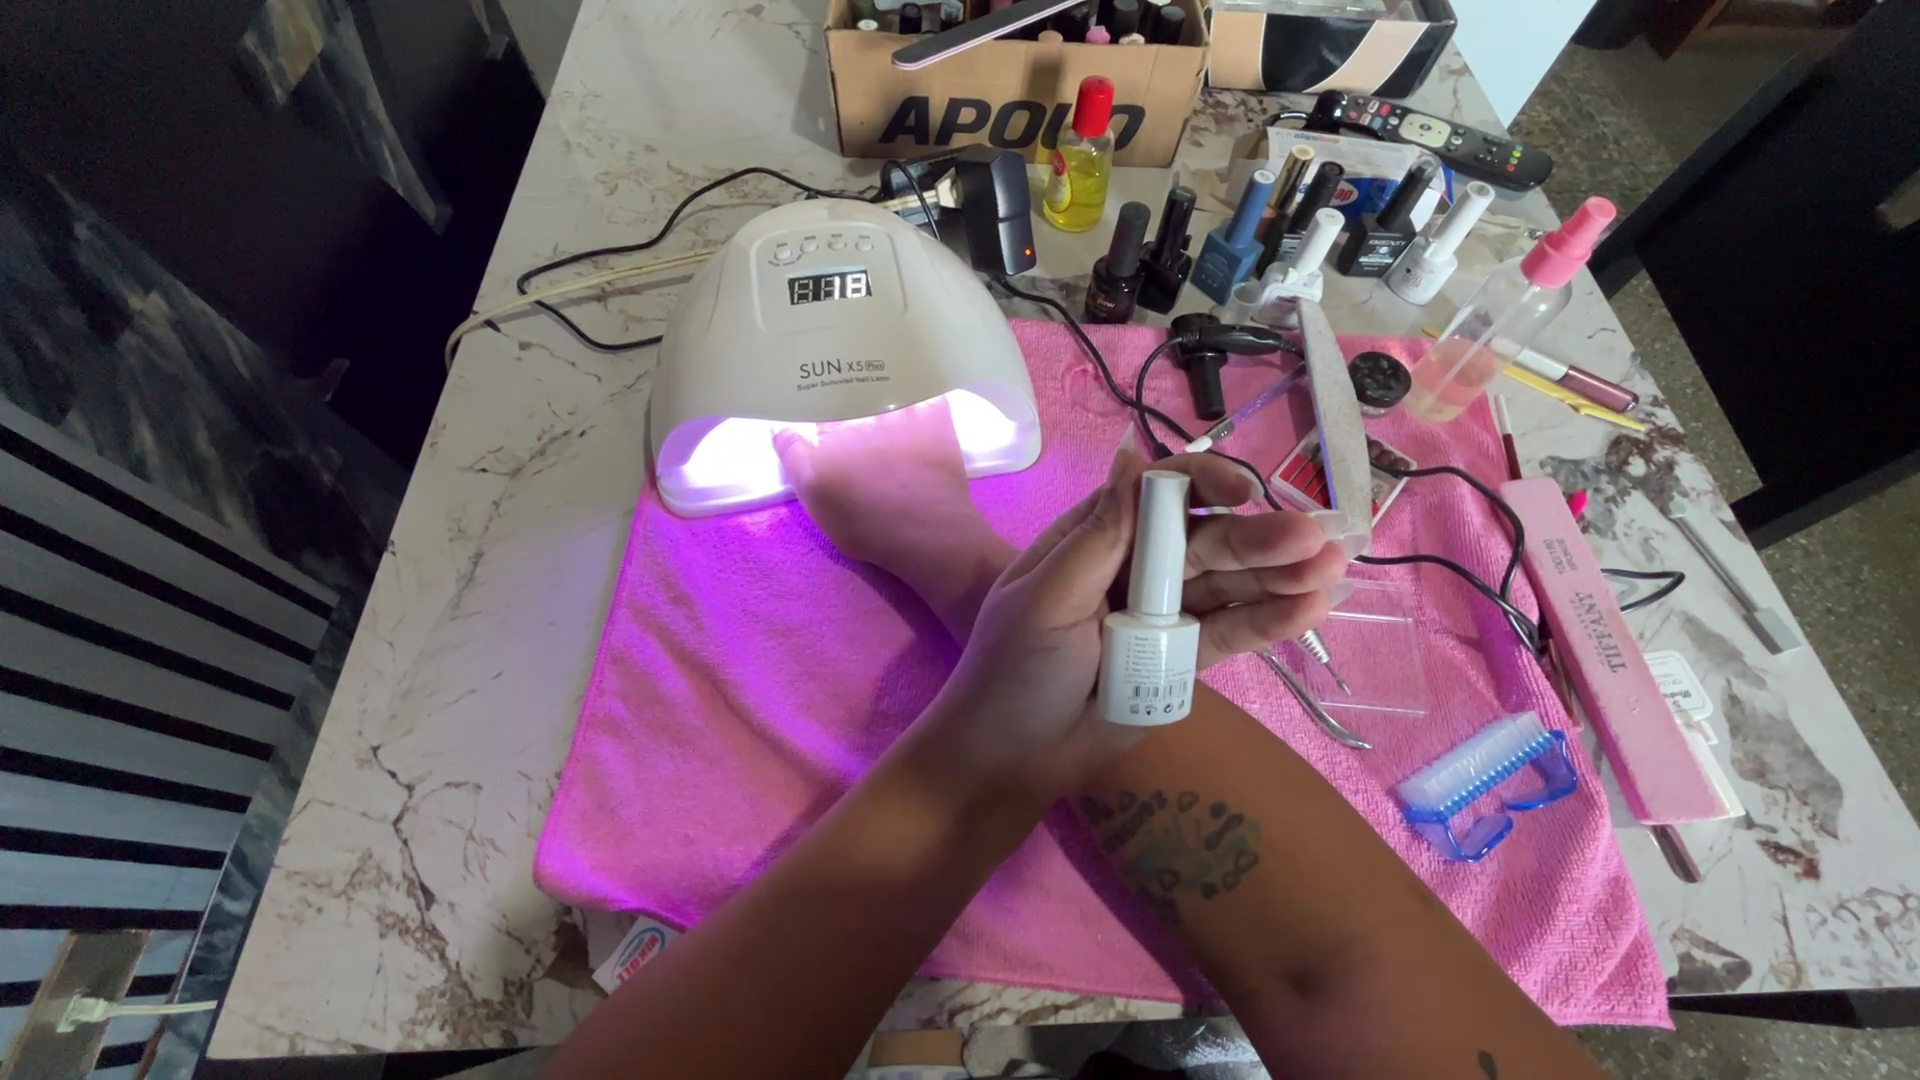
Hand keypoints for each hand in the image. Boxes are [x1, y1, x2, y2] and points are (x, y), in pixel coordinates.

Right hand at [773, 397, 998, 567]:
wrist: (927, 533)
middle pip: (851, 395)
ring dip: (883, 388)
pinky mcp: (935, 412)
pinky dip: (921, 390)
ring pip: (886, 386)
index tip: (830, 426)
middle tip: (860, 418)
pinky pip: (925, 389)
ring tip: (887, 403)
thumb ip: (792, 455)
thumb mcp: (813, 496)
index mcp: (831, 429)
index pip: (819, 408)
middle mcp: (864, 410)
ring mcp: (902, 408)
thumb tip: (778, 426)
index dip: (823, 416)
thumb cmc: (865, 523)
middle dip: (851, 398)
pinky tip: (919, 401)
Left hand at [900, 441, 1348, 803]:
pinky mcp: (1182, 660)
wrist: (1013, 760)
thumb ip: (1099, 535)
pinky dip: (1269, 621)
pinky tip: (1312, 607)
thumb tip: (1133, 454)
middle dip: (1257, 537)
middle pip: (1204, 541)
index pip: (1157, 496)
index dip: (1202, 486)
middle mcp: (1134, 569)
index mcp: (1093, 540)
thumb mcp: (1047, 598)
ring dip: (1279, 575)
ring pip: (1227, 585)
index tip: (1242, 491)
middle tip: (1316, 539)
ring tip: (1331, 569)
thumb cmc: (1014, 670)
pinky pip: (1229, 633)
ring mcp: (1162, 615)